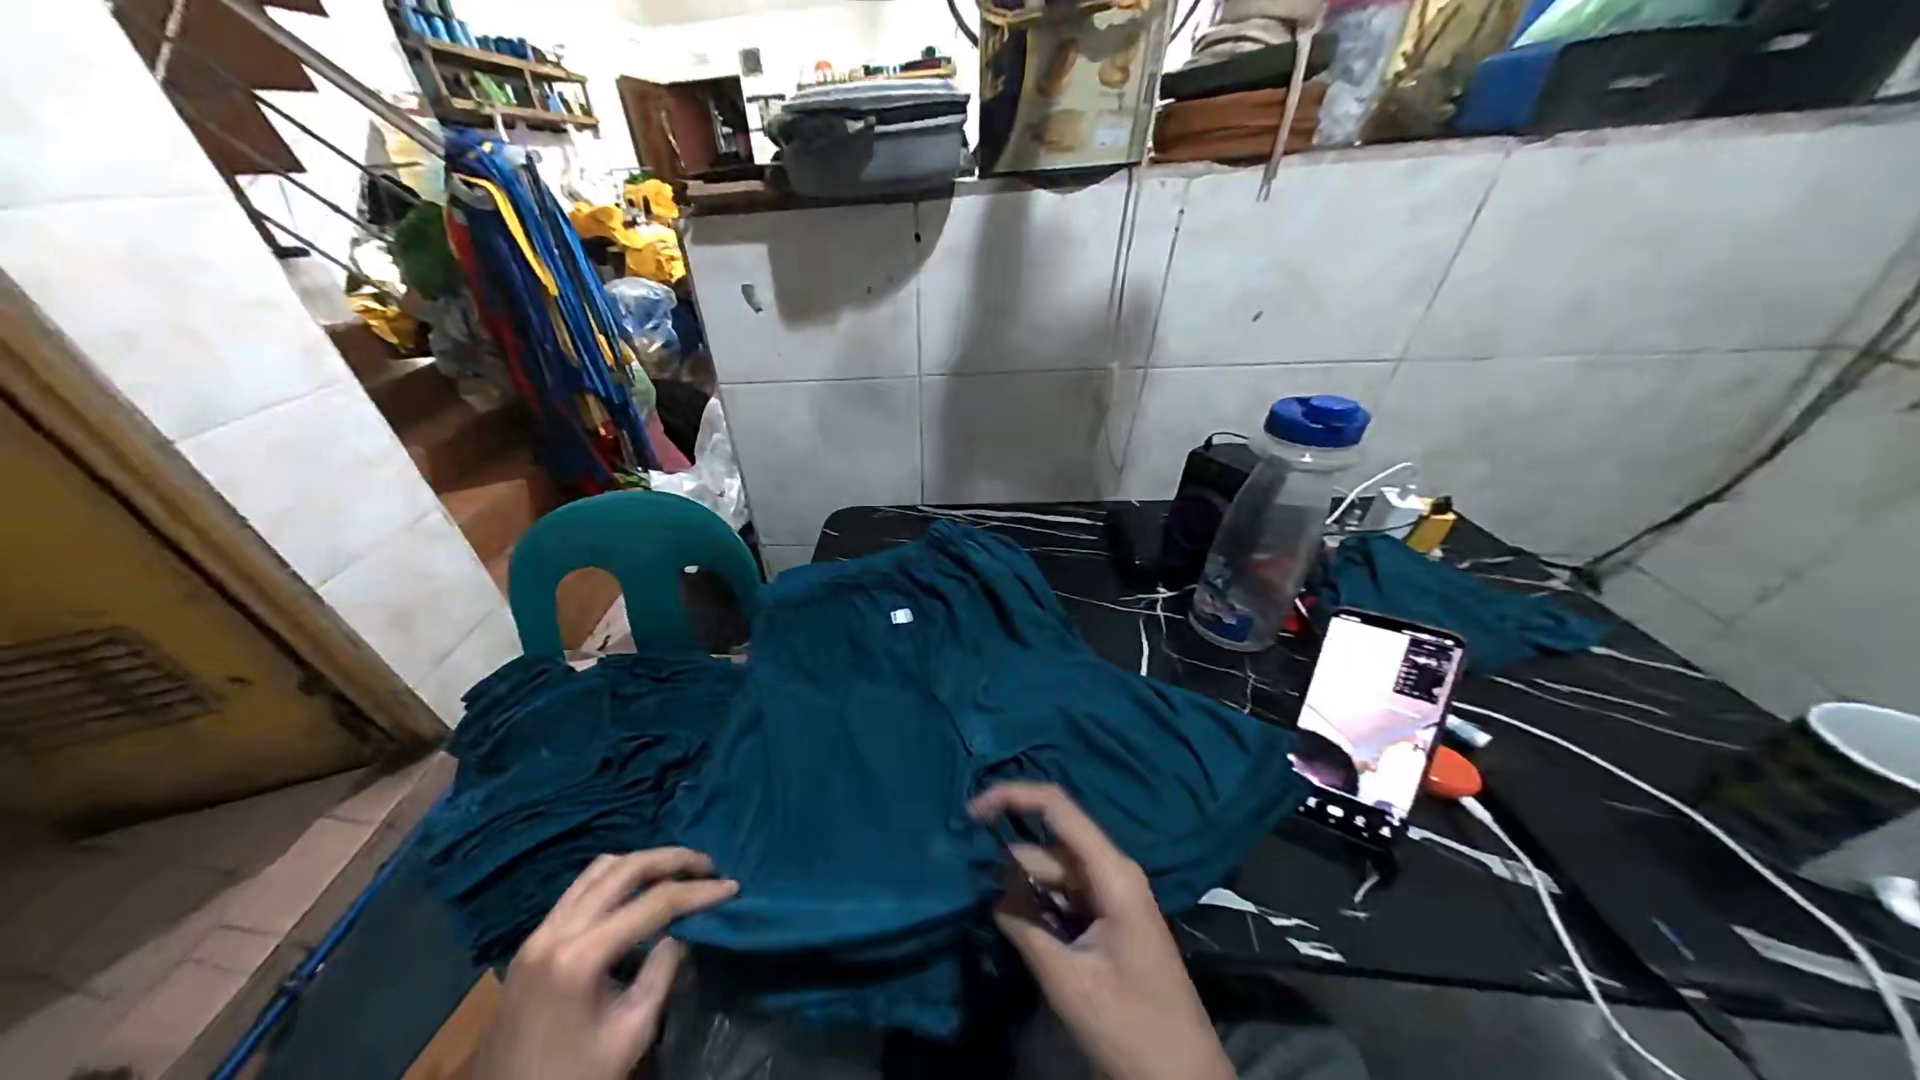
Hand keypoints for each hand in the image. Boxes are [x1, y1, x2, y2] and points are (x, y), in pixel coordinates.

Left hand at [474, 849, 737, 1079]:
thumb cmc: (573, 1079)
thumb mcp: (631, 1034)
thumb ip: (661, 973)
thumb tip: (682, 933)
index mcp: (579, 958)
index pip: (653, 903)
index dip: (698, 892)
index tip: (732, 887)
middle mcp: (555, 931)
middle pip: (625, 869)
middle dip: (673, 860)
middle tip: (708, 866)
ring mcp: (538, 932)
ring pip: (599, 869)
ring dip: (644, 862)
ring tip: (677, 871)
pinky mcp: (532, 940)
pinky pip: (580, 887)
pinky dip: (616, 877)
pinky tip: (638, 890)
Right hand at [971, 783, 1234, 1079]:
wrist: (1184, 1077)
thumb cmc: (1131, 1026)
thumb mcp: (1069, 979)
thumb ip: (1025, 929)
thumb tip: (991, 895)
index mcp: (1111, 873)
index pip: (1057, 807)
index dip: (1012, 796)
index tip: (972, 812)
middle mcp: (1112, 871)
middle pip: (1048, 847)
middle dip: (1011, 865)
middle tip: (983, 904)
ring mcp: (1111, 894)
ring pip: (1053, 873)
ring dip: (1022, 889)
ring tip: (999, 921)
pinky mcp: (1108, 917)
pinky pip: (1063, 896)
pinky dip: (1038, 905)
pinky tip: (1018, 926)